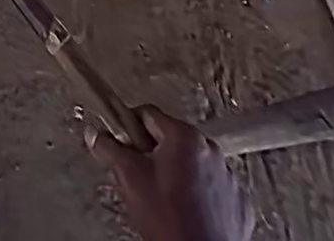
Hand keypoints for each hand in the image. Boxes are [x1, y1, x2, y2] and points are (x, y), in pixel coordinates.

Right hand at [86, 106, 252, 240]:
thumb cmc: (169, 220)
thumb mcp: (127, 175)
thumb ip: (108, 147)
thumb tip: (95, 136)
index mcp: (185, 137)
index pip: (148, 114)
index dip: (130, 127)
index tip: (124, 143)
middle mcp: (211, 151)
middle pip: (170, 137)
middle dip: (152, 151)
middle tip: (140, 172)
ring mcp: (228, 177)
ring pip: (191, 161)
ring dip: (175, 170)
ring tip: (162, 193)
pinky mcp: (238, 202)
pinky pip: (211, 184)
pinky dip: (197, 190)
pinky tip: (184, 207)